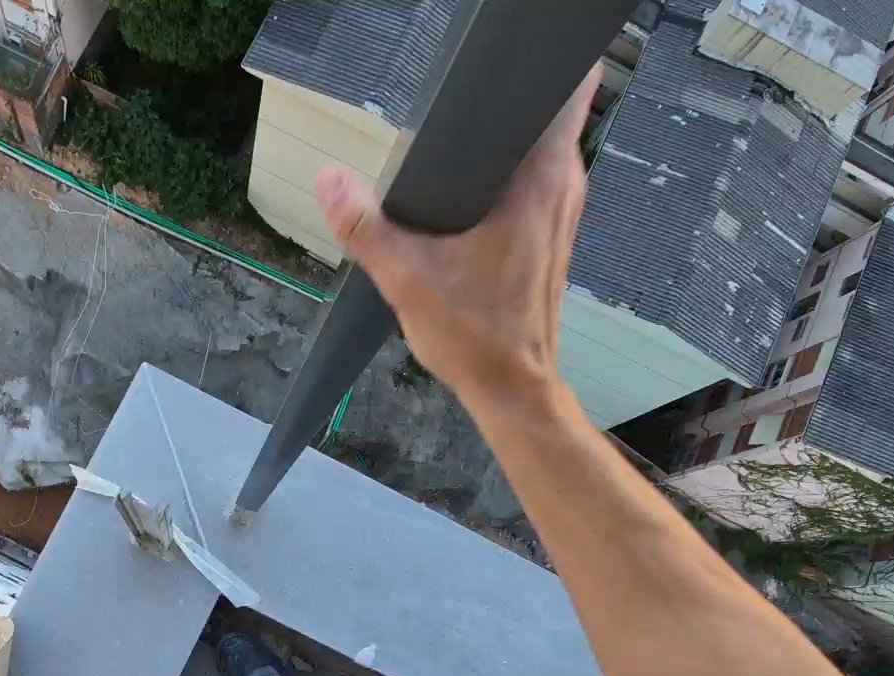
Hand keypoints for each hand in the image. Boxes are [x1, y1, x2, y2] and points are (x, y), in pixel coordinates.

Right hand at [315, 65, 600, 406]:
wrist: (512, 388)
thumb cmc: (475, 337)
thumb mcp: (407, 280)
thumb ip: (365, 228)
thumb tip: (330, 180)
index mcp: (539, 178)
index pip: (561, 83)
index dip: (527, 68)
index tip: (484, 75)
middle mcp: (564, 183)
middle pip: (543, 108)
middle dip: (501, 104)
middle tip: (451, 116)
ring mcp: (563, 207)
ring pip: (539, 145)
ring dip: (503, 140)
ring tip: (455, 151)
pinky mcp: (552, 231)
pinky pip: (535, 178)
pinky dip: (508, 173)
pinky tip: (471, 193)